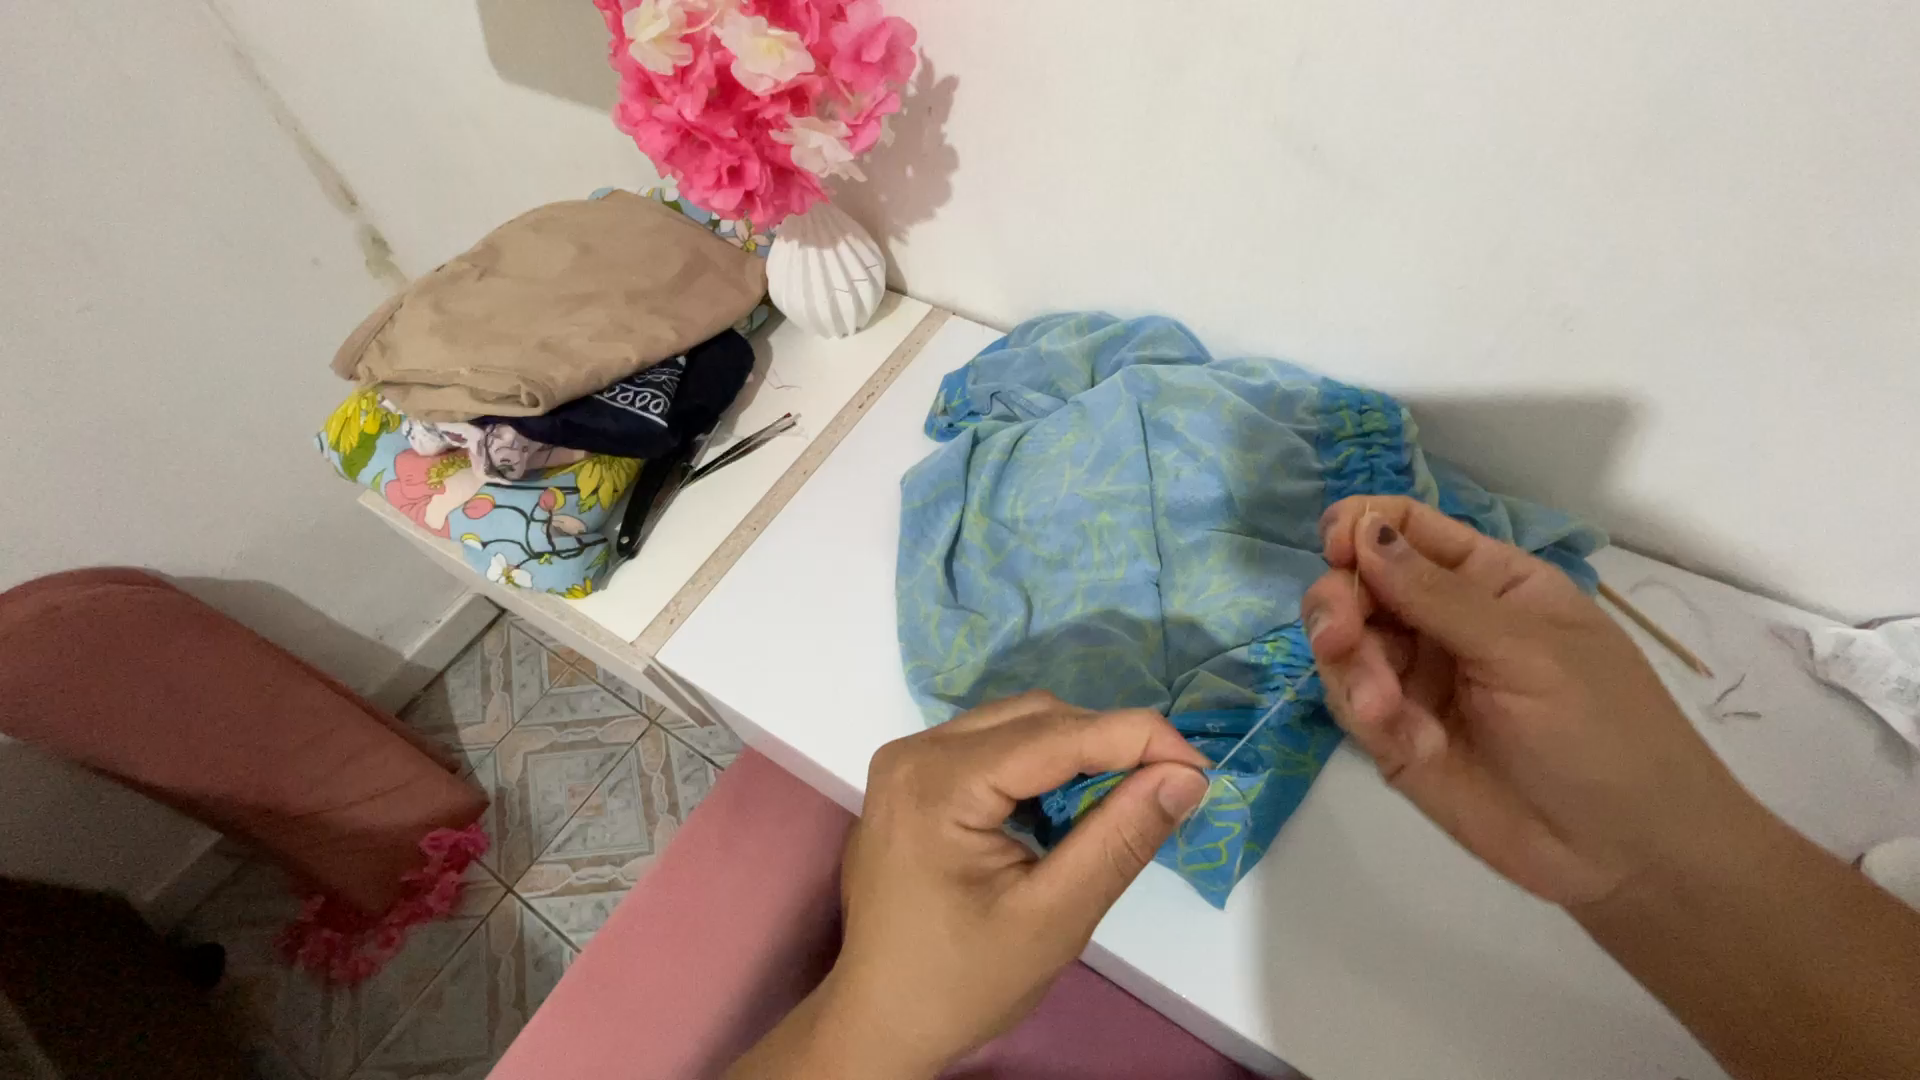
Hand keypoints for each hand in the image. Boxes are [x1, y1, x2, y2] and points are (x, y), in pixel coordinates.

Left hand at [727, 692, 1210, 1079]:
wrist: (878, 1017)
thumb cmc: (961, 982)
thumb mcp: (1053, 920)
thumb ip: (1119, 839)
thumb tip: (1184, 776)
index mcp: (938, 783)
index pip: (1054, 734)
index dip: (1135, 737)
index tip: (1199, 766)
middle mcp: (916, 750)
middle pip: (1035, 717)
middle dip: (1107, 743)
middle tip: (1165, 787)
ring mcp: (909, 756)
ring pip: (1017, 722)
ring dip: (1076, 749)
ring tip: (1120, 797)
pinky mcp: (914, 771)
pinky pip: (993, 742)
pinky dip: (1041, 762)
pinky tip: (1064, 802)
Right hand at [1302, 496, 1763, 909]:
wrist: (1625, 858)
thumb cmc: (1605, 734)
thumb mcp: (1528, 651)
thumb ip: (1436, 594)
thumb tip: (1363, 529)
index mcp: (1485, 581)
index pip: (1405, 528)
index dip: (1362, 526)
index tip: (1337, 547)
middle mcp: (1436, 619)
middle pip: (1355, 581)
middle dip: (1338, 604)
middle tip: (1341, 639)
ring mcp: (1408, 673)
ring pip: (1340, 639)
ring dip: (1347, 665)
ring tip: (1379, 709)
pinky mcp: (1386, 726)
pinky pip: (1344, 696)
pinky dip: (1359, 709)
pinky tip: (1397, 735)